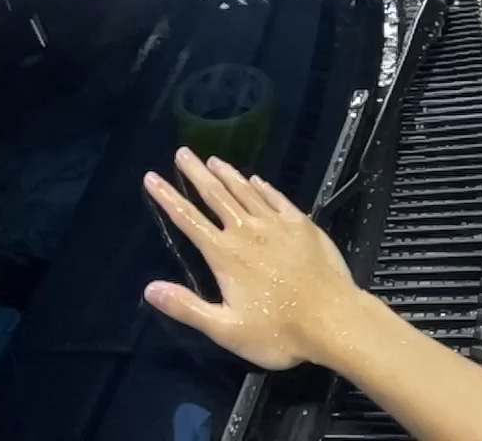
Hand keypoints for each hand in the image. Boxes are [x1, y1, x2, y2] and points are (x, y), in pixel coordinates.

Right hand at [141, 148, 373, 370]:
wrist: (332, 318)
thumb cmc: (278, 330)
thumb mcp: (226, 329)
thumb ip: (187, 307)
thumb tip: (150, 288)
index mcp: (225, 254)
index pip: (189, 219)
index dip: (168, 197)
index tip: (152, 177)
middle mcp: (246, 230)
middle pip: (216, 195)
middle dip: (196, 172)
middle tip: (183, 152)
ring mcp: (275, 223)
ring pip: (245, 191)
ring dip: (227, 173)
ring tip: (213, 159)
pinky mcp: (300, 223)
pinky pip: (276, 198)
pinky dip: (263, 186)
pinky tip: (256, 179)